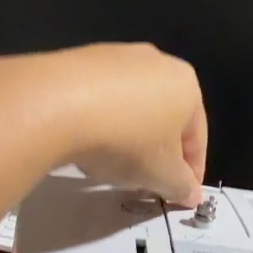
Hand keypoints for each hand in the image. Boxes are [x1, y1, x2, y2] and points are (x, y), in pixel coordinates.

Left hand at [0, 43, 206, 206]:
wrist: (56, 104)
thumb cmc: (126, 140)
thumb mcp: (161, 175)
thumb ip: (181, 186)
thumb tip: (192, 194)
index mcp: (186, 84)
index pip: (197, 136)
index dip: (192, 171)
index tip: (182, 195)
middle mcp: (155, 61)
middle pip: (164, 117)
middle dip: (158, 151)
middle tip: (147, 181)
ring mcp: (115, 56)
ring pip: (131, 107)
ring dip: (128, 136)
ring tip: (112, 165)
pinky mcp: (79, 60)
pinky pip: (99, 98)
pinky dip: (99, 121)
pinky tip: (85, 143)